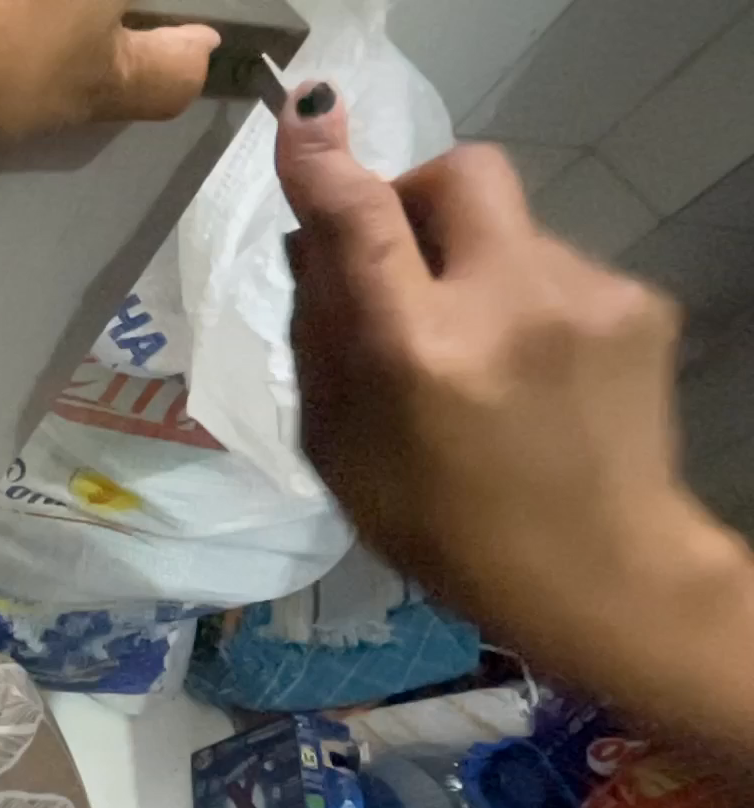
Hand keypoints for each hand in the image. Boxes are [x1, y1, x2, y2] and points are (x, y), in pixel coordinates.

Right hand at [273, 81, 734, 671]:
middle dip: (408, 194)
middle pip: (461, 173)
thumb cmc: (421, 517)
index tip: (302, 112)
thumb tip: (315, 250)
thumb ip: (320, 337)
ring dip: (455, 261)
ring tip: (453, 348)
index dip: (326, 167)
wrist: (585, 565)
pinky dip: (503, 292)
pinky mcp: (637, 301)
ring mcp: (589, 295)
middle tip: (384, 259)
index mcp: (415, 353)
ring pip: (501, 226)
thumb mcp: (333, 439)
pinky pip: (544, 263)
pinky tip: (507, 363)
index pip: (362, 228)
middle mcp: (507, 304)